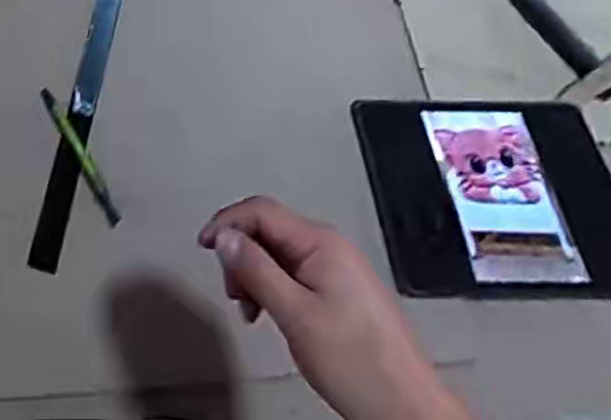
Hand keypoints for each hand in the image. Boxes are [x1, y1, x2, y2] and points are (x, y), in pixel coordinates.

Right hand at [200, 197, 468, 419]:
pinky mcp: (339, 287)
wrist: (406, 403)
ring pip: (280, 252)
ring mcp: (337, 266)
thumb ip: (257, 271)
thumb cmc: (360, 365)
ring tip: (254, 310)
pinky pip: (295, 271)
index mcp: (321, 242)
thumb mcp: (295, 315)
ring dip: (256, 274)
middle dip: (242, 255)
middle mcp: (330, 246)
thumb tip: (227, 238)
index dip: (228, 222)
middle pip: (269, 229)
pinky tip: (273, 314)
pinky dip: (274, 287)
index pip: (262, 210)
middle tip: (234, 292)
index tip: (204, 242)